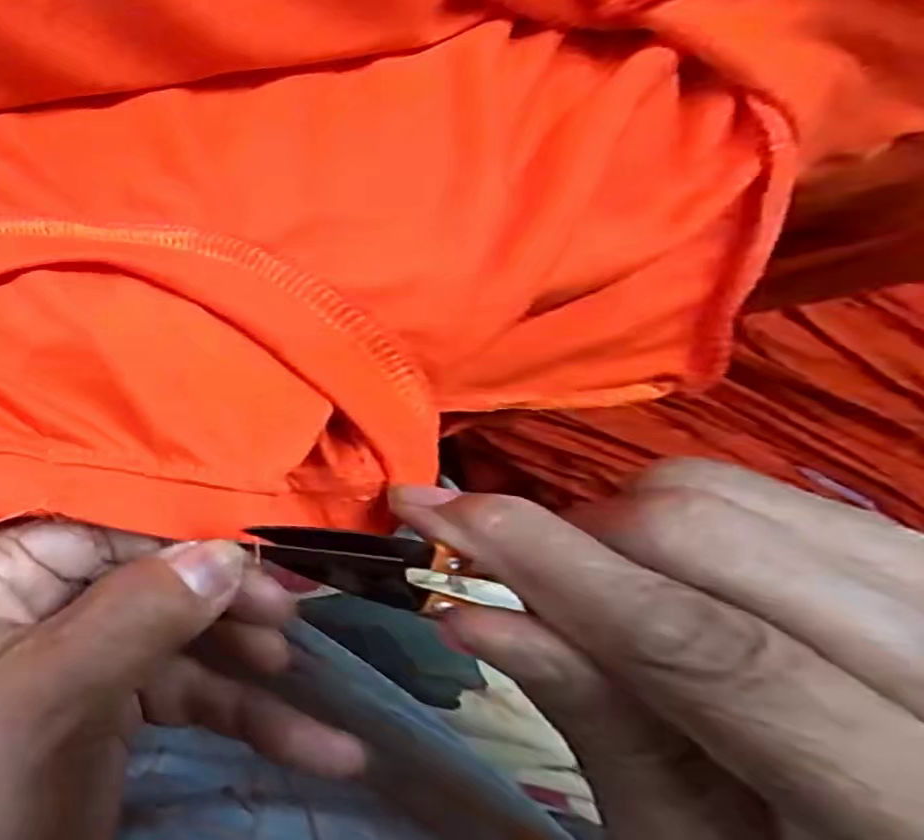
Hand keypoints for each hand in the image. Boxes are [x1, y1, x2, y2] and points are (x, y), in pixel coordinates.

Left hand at [0, 522, 365, 839]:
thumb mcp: (54, 689)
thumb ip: (135, 616)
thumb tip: (222, 555)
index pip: (91, 528)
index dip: (168, 534)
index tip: (246, 548)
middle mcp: (35, 589)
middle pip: (138, 574)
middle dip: (211, 596)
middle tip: (284, 610)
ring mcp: (75, 642)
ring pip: (167, 629)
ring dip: (235, 651)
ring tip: (294, 665)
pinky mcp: (109, 696)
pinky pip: (179, 688)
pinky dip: (239, 712)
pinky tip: (313, 744)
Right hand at [391, 459, 923, 839]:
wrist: (896, 833)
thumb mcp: (680, 834)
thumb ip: (590, 715)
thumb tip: (462, 612)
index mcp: (914, 803)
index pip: (704, 647)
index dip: (547, 565)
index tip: (426, 511)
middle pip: (714, 535)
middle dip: (572, 539)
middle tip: (518, 576)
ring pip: (742, 494)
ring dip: (622, 522)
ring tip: (602, 583)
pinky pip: (779, 495)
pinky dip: (685, 516)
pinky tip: (673, 573)